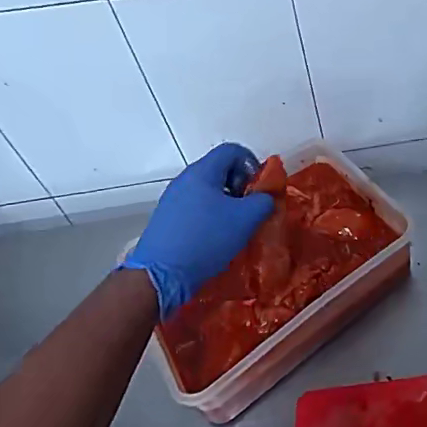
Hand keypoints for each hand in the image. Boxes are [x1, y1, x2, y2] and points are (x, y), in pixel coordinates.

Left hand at [120, 143, 273, 314]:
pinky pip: (195, 207)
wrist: (160, 275)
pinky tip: (216, 238)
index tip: (260, 187)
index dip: (252, 163)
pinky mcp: (167, 219)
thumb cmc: (205, 240)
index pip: (232, 150)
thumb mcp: (245, 219)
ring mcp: (173, 199)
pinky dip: (210, 216)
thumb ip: (263, 201)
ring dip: (226, 203)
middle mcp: (185, 180)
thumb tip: (266, 197)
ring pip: (208, 190)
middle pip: (219, 169)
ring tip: (235, 226)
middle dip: (240, 185)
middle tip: (250, 208)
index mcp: (202, 171)